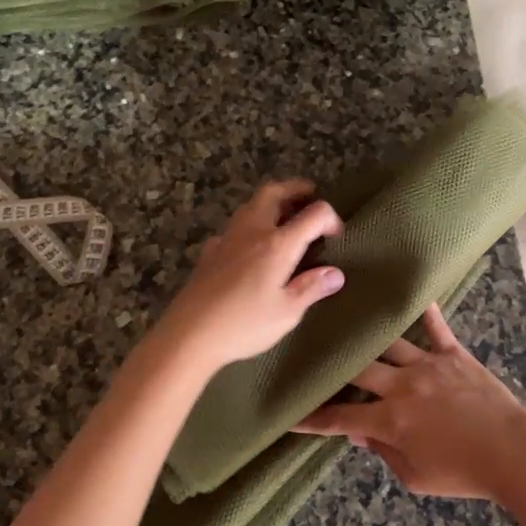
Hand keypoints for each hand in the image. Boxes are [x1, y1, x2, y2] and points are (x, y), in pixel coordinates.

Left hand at [153, 179, 345, 372]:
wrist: (188, 335)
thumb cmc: (243, 325)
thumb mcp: (286, 313)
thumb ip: (312, 288)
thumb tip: (336, 273)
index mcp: (278, 244)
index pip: (314, 213)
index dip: (331, 218)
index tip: (337, 235)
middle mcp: (254, 231)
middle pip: (275, 192)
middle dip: (295, 189)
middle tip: (309, 198)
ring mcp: (228, 238)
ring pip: (252, 204)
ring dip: (272, 202)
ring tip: (285, 217)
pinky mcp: (210, 251)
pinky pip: (235, 226)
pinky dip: (250, 225)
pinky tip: (251, 246)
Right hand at [292, 304, 525, 500]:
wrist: (511, 452)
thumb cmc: (462, 472)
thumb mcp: (416, 477)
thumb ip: (384, 452)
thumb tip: (360, 432)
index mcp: (391, 420)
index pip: (342, 417)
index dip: (314, 417)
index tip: (292, 413)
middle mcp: (404, 385)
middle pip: (359, 368)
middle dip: (334, 363)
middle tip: (317, 351)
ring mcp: (429, 364)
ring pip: (390, 342)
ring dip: (370, 334)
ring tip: (352, 317)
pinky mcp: (454, 353)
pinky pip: (436, 327)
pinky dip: (426, 310)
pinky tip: (417, 292)